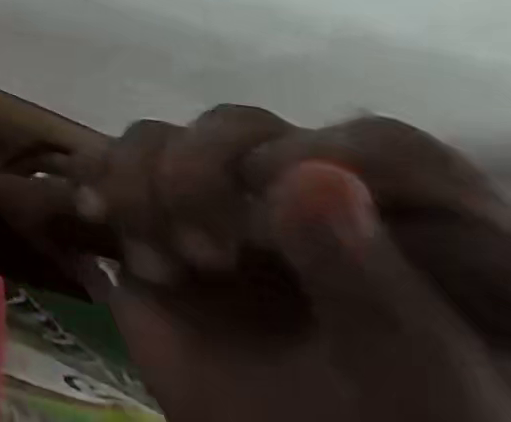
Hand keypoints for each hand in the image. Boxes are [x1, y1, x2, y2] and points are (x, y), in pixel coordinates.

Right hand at [0, 109, 510, 421]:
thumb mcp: (413, 382)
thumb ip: (374, 287)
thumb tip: (317, 175)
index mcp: (413, 225)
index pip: (381, 147)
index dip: (327, 157)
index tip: (275, 201)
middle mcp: (312, 193)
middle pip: (243, 128)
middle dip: (202, 177)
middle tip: (206, 258)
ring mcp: (223, 199)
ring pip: (164, 135)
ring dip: (141, 185)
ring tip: (158, 267)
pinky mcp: (152, 209)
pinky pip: (109, 155)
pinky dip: (97, 178)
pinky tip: (101, 219)